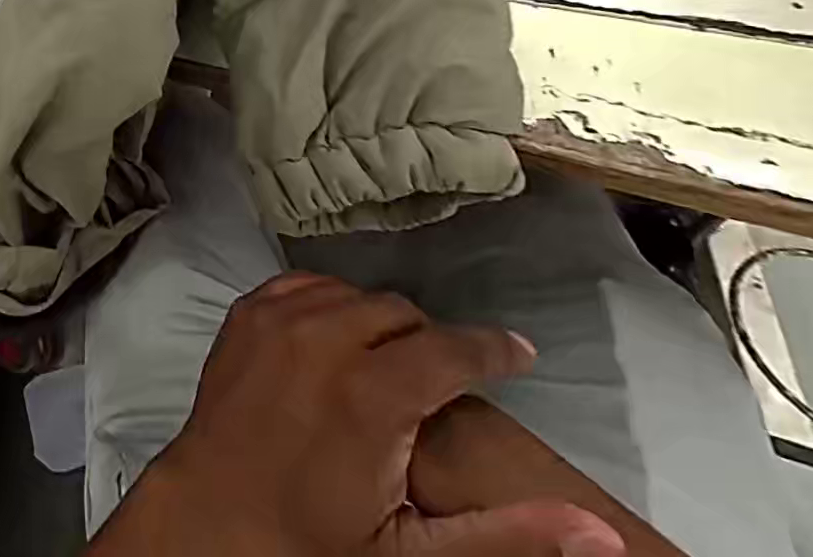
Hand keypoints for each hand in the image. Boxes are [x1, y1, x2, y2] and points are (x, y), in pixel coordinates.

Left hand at [91, 272, 626, 556]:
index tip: (517, 353)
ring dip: (375, 319)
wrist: (210, 513)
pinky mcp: (246, 312)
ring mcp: (278, 318)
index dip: (493, 350)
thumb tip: (603, 533)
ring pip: (352, 292)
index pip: (452, 350)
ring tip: (380, 357)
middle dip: (428, 340)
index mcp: (370, 396)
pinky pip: (302, 283)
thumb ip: (505, 535)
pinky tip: (329, 331)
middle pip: (400, 312)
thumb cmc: (309, 537)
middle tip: (430, 375)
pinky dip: (326, 301)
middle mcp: (323, 340)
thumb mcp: (409, 552)